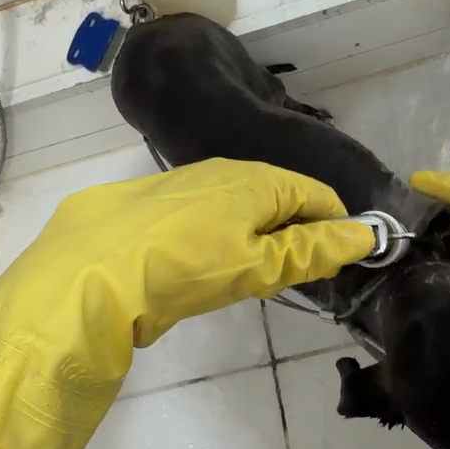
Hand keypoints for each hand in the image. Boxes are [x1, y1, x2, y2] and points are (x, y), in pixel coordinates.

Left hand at [0, 159, 374, 448]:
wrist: (85, 277)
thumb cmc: (184, 269)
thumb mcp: (255, 266)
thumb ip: (310, 251)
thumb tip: (364, 235)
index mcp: (254, 180)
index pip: (315, 194)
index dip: (337, 224)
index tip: (345, 259)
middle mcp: (221, 171)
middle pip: (278, 196)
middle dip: (298, 230)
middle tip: (301, 273)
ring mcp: (183, 185)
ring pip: (239, 204)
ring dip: (259, 234)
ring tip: (257, 272)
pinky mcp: (152, 206)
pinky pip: (206, 214)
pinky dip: (223, 235)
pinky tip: (207, 265)